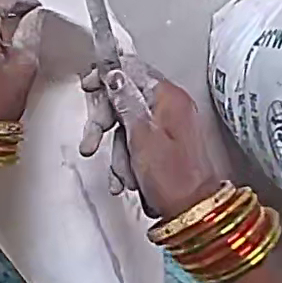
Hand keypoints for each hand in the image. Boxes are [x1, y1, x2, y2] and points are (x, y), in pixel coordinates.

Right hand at [83, 62, 231, 219]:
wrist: (193, 213)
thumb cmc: (173, 178)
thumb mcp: (141, 136)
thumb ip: (125, 101)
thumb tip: (113, 73)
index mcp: (169, 97)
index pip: (132, 69)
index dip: (107, 76)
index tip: (88, 86)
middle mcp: (170, 106)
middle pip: (125, 99)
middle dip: (105, 123)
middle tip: (92, 140)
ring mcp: (168, 125)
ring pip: (127, 125)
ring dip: (117, 151)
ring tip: (119, 173)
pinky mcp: (164, 144)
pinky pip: (136, 142)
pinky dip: (127, 160)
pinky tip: (125, 179)